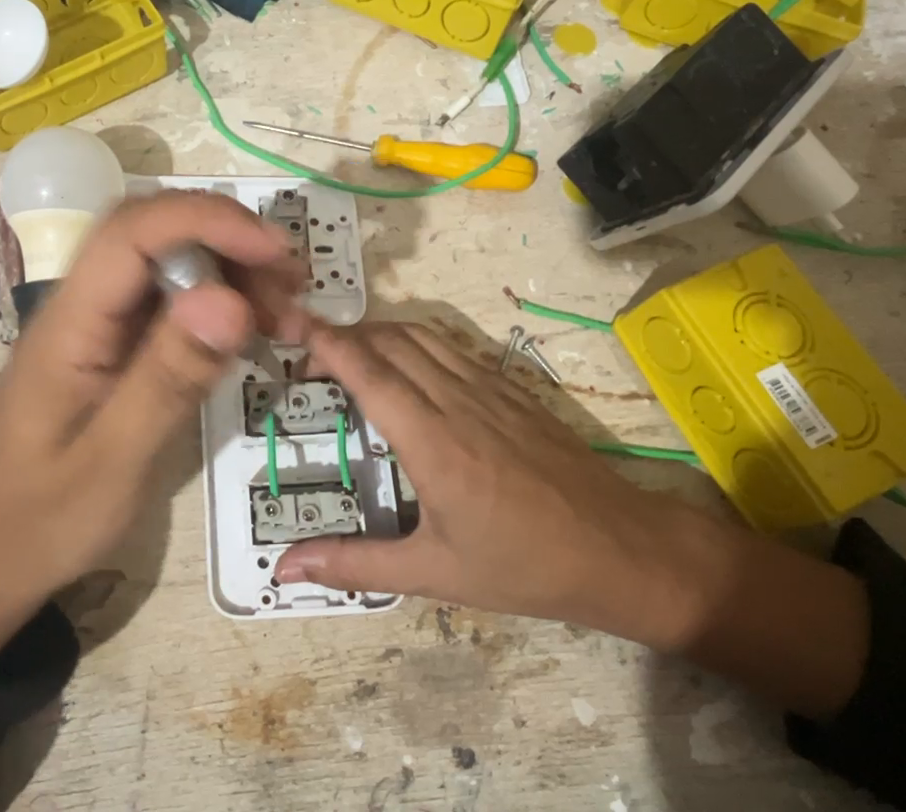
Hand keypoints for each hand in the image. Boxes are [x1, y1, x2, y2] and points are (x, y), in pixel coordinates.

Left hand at [0, 192, 306, 662]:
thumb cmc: (41, 522)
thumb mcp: (114, 461)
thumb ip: (168, 379)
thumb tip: (230, 298)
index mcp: (69, 324)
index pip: (134, 231)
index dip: (210, 222)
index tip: (277, 254)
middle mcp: (80, 310)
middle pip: (152, 235)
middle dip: (229, 242)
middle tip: (293, 288)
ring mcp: (94, 331)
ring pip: (165, 267)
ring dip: (229, 274)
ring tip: (285, 315)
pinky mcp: (109, 354)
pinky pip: (166, 308)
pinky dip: (216, 310)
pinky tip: (251, 337)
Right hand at [271, 321, 704, 641]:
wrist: (622, 550)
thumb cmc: (523, 566)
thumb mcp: (433, 574)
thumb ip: (355, 564)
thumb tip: (283, 568)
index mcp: (432, 441)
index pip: (369, 371)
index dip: (327, 344)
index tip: (294, 331)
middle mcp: (458, 401)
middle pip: (391, 341)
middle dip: (344, 336)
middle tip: (310, 361)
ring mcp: (491, 389)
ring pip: (424, 335)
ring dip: (380, 333)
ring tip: (350, 356)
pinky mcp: (514, 390)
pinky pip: (454, 348)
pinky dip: (417, 342)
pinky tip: (408, 367)